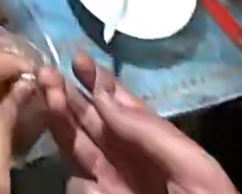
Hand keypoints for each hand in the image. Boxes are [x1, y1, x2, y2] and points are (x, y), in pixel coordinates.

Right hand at [40, 53, 236, 193]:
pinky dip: (81, 183)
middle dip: (65, 91)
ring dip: (58, 118)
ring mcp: (110, 182)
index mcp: (152, 141)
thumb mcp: (195, 169)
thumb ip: (147, 129)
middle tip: (46, 74)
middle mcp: (126, 155)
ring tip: (50, 98)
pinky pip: (78, 187)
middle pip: (87, 117)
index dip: (96, 78)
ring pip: (73, 143)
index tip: (76, 59)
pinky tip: (94, 185)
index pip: (117, 102)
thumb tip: (99, 93)